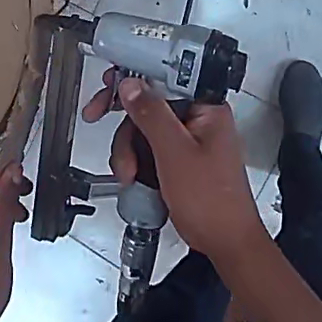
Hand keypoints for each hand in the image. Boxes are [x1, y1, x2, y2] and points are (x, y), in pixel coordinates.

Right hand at [82, 72, 267, 260]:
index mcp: (207, 109)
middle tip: (96, 116)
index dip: (136, 78)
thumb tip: (131, 85)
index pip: (167, 78)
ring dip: (129, 152)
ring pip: (144, 132)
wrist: (225, 244)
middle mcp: (198, 121)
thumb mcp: (174, 154)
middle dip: (127, 127)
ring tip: (130, 175)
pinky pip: (149, 152)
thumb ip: (151, 115)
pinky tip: (136, 181)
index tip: (109, 80)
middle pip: (150, 107)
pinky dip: (137, 164)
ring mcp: (189, 142)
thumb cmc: (212, 201)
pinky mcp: (180, 162)